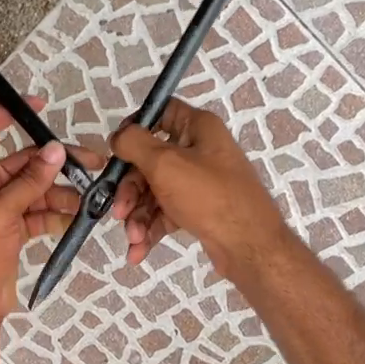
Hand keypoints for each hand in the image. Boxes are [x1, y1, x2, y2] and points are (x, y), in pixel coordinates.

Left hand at [0, 97, 105, 317]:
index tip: (39, 105)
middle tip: (91, 162)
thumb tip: (55, 151)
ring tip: (91, 197)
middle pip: (24, 161)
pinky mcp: (15, 230)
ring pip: (38, 188)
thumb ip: (29, 181)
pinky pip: (41, 213)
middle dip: (56, 162)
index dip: (8, 113)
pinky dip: (59, 213)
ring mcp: (2, 209)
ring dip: (64, 191)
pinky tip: (78, 216)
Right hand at [109, 100, 291, 274]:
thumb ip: (134, 143)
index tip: (116, 150)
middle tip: (119, 212)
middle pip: (150, 160)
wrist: (248, 245)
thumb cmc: (208, 196)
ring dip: (138, 215)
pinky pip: (166, 213)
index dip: (135, 128)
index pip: (161, 112)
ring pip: (155, 191)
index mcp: (198, 128)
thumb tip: (117, 136)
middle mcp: (200, 151)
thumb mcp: (165, 163)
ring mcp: (199, 183)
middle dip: (131, 190)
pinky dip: (150, 229)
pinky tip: (138, 251)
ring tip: (133, 238)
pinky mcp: (198, 210)